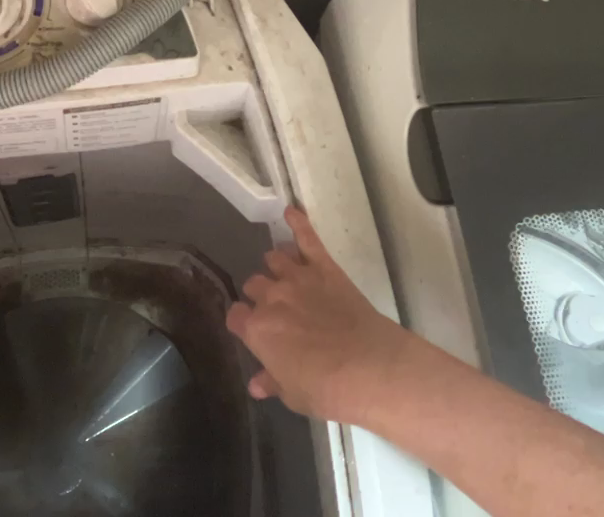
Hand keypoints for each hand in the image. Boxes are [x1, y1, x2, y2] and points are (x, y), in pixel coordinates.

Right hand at [226, 206, 418, 423]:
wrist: (368, 368)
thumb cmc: (325, 389)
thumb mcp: (292, 394)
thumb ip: (271, 381)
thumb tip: (256, 382)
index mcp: (256, 329)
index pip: (235, 316)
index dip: (242, 322)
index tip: (250, 330)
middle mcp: (271, 297)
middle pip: (254, 284)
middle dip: (260, 296)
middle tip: (275, 310)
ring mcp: (297, 277)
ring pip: (274, 258)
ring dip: (276, 268)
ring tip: (284, 277)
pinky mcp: (324, 267)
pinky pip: (307, 238)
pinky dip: (298, 222)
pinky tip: (292, 211)